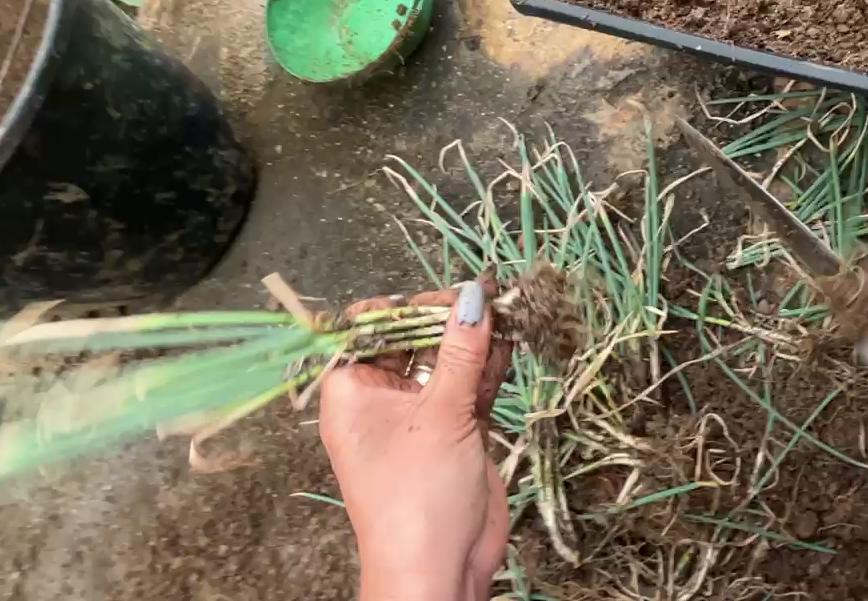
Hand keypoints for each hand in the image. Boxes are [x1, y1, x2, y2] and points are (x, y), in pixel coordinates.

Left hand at [320, 280, 511, 600]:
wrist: (442, 573)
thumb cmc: (417, 494)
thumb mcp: (440, 414)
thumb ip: (461, 351)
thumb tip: (474, 296)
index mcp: (354, 392)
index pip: (371, 329)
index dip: (405, 307)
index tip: (443, 294)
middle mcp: (384, 397)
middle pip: (415, 339)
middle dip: (450, 316)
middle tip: (487, 293)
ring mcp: (422, 412)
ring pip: (448, 358)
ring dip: (476, 336)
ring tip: (508, 304)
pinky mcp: (456, 426)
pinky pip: (471, 382)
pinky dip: (490, 362)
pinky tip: (512, 336)